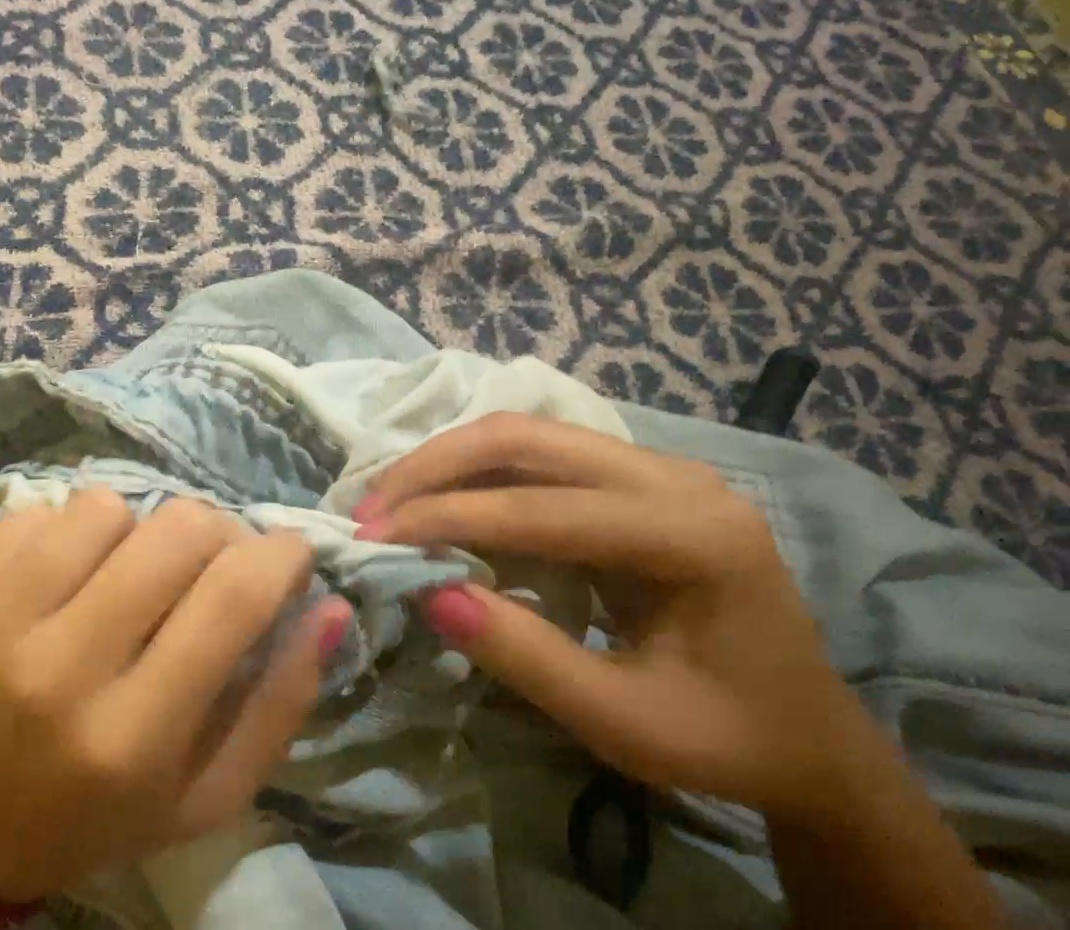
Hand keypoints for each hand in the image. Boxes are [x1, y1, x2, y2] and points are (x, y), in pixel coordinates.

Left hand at [0, 490, 353, 901]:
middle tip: (212, 560)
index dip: (278, 557)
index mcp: (130, 734)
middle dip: (216, 532)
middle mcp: (57, 669)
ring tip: (133, 569)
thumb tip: (327, 605)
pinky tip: (73, 578)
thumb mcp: (211, 794)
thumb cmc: (107, 815)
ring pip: (102, 507)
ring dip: (138, 528)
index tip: (290, 552)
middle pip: (170, 534)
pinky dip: (72, 534)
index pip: (230, 601)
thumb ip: (280, 704)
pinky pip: (38, 513)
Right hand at [353, 413, 881, 821]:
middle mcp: (679, 480)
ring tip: (387, 504)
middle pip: (529, 438)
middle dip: (434, 468)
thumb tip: (428, 593)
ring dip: (448, 464)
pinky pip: (541, 459)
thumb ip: (525, 656)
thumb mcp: (621, 721)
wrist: (809, 740)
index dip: (446, 517)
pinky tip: (436, 504)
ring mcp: (660, 472)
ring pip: (528, 437)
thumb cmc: (723, 738)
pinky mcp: (638, 482)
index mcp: (695, 537)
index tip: (369, 539)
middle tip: (368, 510)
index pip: (543, 507)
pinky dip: (476, 477)